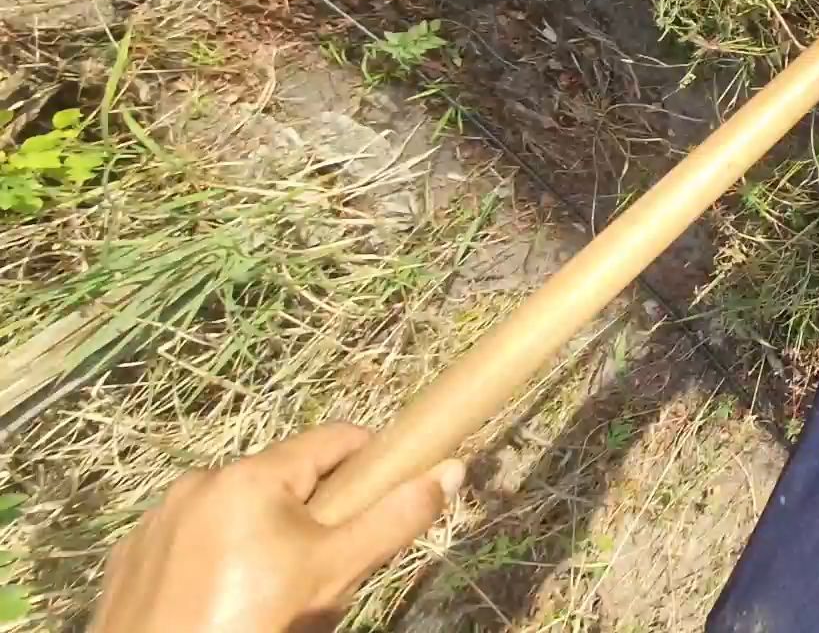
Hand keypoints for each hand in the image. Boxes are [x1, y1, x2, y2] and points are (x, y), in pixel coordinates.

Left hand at [91, 423, 463, 632]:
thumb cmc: (255, 622)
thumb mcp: (338, 570)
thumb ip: (397, 516)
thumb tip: (454, 469)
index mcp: (249, 475)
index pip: (340, 438)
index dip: (371, 466)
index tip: (375, 509)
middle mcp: (199, 483)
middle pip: (293, 474)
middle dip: (321, 507)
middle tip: (326, 560)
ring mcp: (157, 521)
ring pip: (249, 503)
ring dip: (275, 529)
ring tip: (275, 586)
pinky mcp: (129, 559)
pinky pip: (204, 532)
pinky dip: (227, 551)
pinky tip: (227, 597)